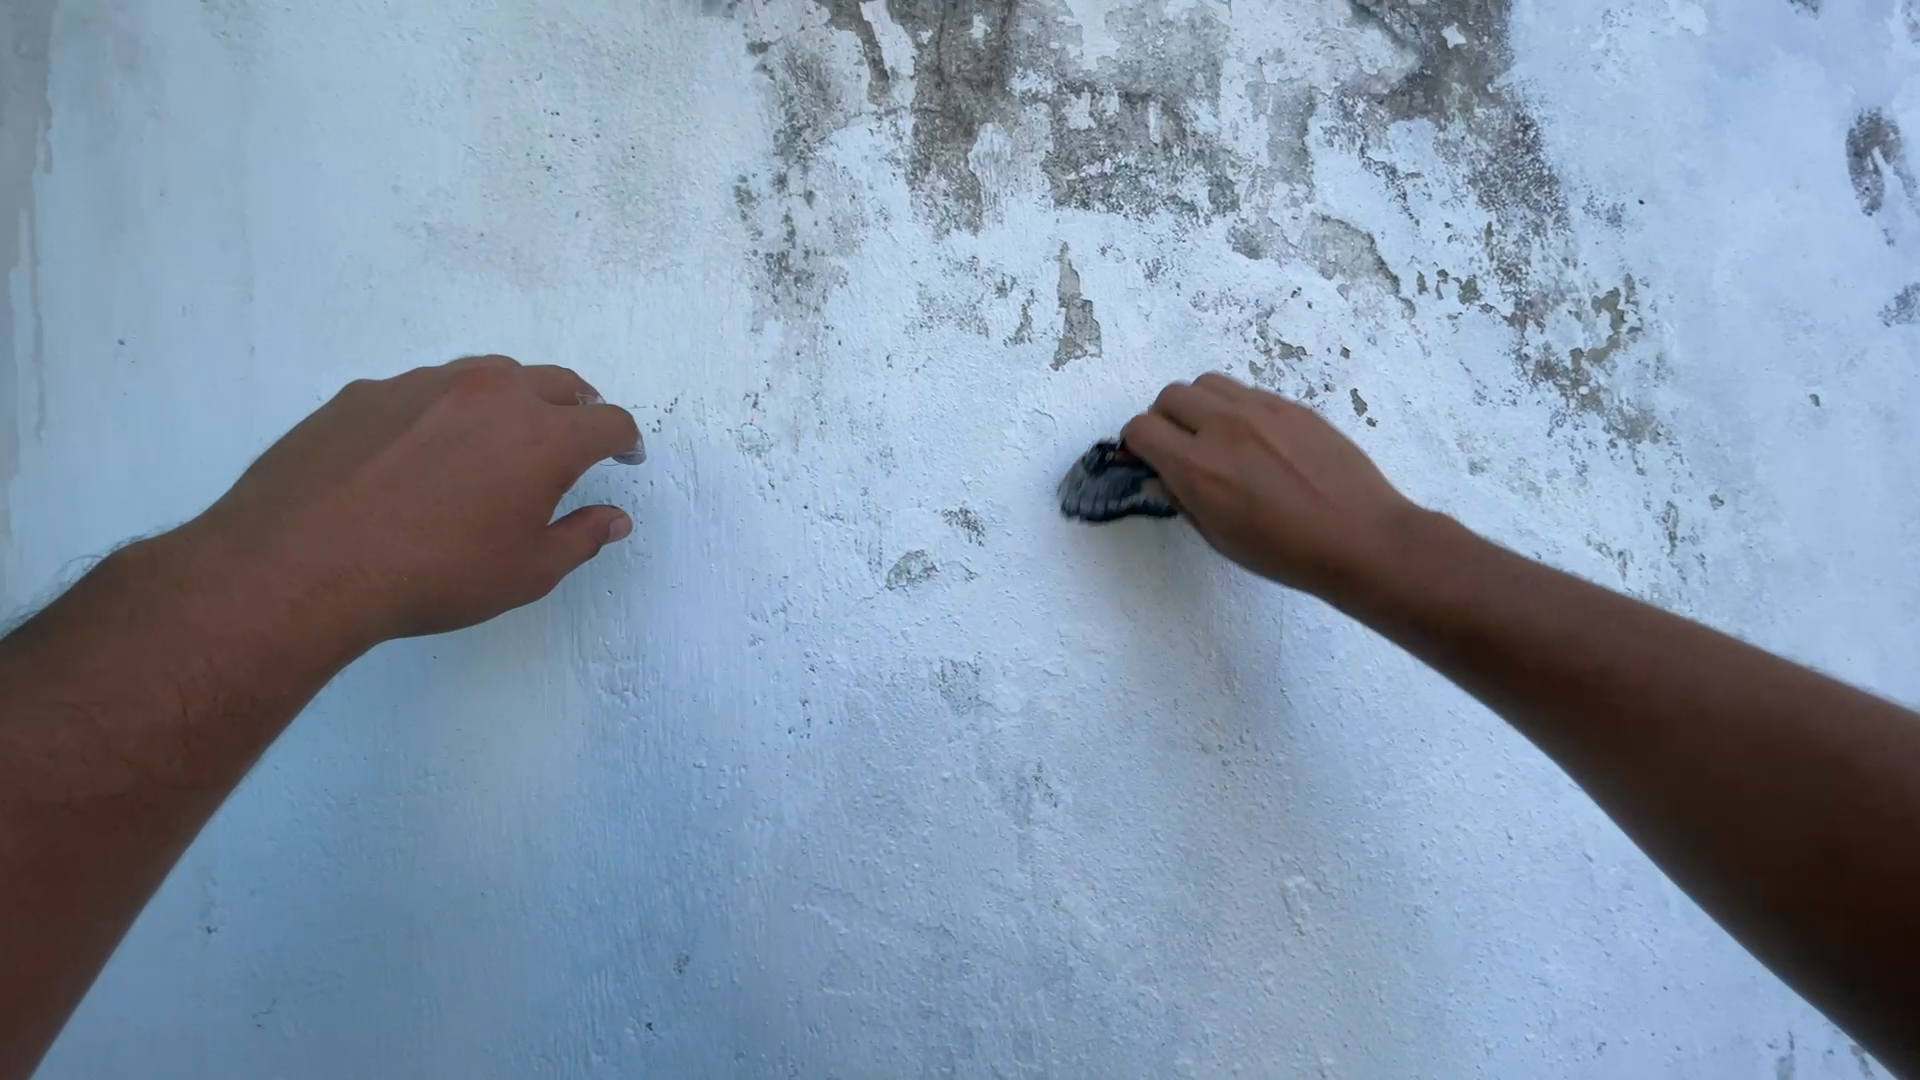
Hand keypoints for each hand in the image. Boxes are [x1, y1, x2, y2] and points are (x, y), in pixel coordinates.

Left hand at [181, 355, 642, 645]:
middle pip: (560, 382)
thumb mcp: (530, 571)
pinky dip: (452, 409)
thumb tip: (616, 518)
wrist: (297, 567)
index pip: (610, 422)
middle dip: (581, 408)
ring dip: (518, 400)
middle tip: (578, 439)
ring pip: (494, 374)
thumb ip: (584, 537)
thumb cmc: (437, 574)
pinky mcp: (368, 392)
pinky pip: (430, 388)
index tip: (626, 457)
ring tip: (505, 439)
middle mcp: (493, 395)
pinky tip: (430, 451)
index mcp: (545, 437)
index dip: (627, 441)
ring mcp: (425, 385)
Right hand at [1121, 372, 1420, 598]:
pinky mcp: (1290, 405)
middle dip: (1163, 419)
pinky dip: (1233, 408)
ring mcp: (1260, 410)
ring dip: (1197, 406)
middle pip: (1169, 396)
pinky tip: (1253, 439)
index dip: (1136, 444)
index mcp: (1196, 467)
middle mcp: (1222, 427)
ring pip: (1205, 384)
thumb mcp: (1217, 537)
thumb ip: (1180, 498)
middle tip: (1179, 445)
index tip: (1147, 459)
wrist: (1358, 537)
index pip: (1140, 428)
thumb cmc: (1282, 551)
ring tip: (1214, 436)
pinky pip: (1244, 391)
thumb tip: (1160, 476)